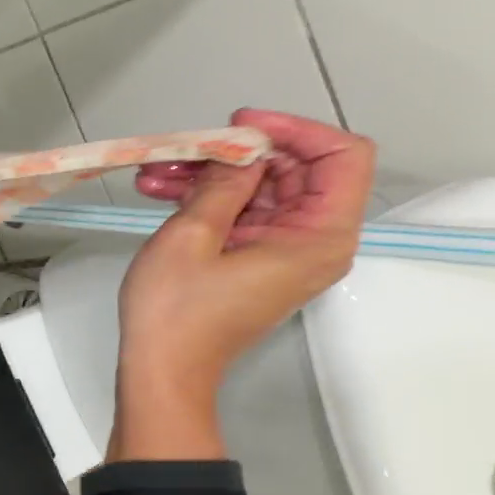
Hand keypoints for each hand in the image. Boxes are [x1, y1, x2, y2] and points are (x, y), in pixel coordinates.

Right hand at [110, 109, 373, 458]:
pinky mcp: (254, 261)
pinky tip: (158, 192)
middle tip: (180, 148)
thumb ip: (221, 186)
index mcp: (319, 237)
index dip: (293, 130)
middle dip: (236, 154)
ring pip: (259, 192)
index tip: (235, 126)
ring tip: (153, 172)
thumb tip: (239, 151)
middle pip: (295, 172)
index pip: (340, 157)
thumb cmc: (176, 310)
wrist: (162, 369)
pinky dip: (203, 200)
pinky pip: (239, 216)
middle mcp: (314, 241)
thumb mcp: (190, 238)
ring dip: (209, 176)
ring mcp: (283, 252)